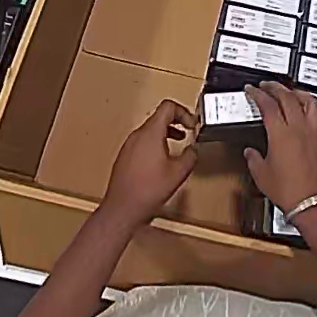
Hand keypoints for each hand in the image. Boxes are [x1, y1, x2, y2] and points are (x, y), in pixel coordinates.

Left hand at [100, 100, 197, 224]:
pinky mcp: (125, 156)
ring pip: (150, 129)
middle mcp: (137, 136)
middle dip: (177, 122)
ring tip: (178, 144)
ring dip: (167, 132)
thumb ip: (191, 155)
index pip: (167, 107)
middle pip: (159, 117)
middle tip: (189, 132)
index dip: (184, 112)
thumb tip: (193, 149)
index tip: (192, 124)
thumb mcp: (179, 172)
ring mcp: (128, 146)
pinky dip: (156, 143)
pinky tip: (163, 160)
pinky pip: (142, 141)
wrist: (123, 209)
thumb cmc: (148, 191)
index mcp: (151, 133)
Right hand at [242, 83, 316, 211]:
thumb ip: (254, 159)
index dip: (258, 94)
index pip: (267, 104)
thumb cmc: (289, 191)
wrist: (312, 203)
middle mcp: (300, 128)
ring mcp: (316, 132)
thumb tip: (250, 153)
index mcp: (280, 134)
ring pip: (310, 101)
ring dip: (298, 93)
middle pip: (288, 97)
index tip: (252, 90)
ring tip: (292, 92)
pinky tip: (316, 110)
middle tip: (268, 85)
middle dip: (275, 87)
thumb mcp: (261, 175)